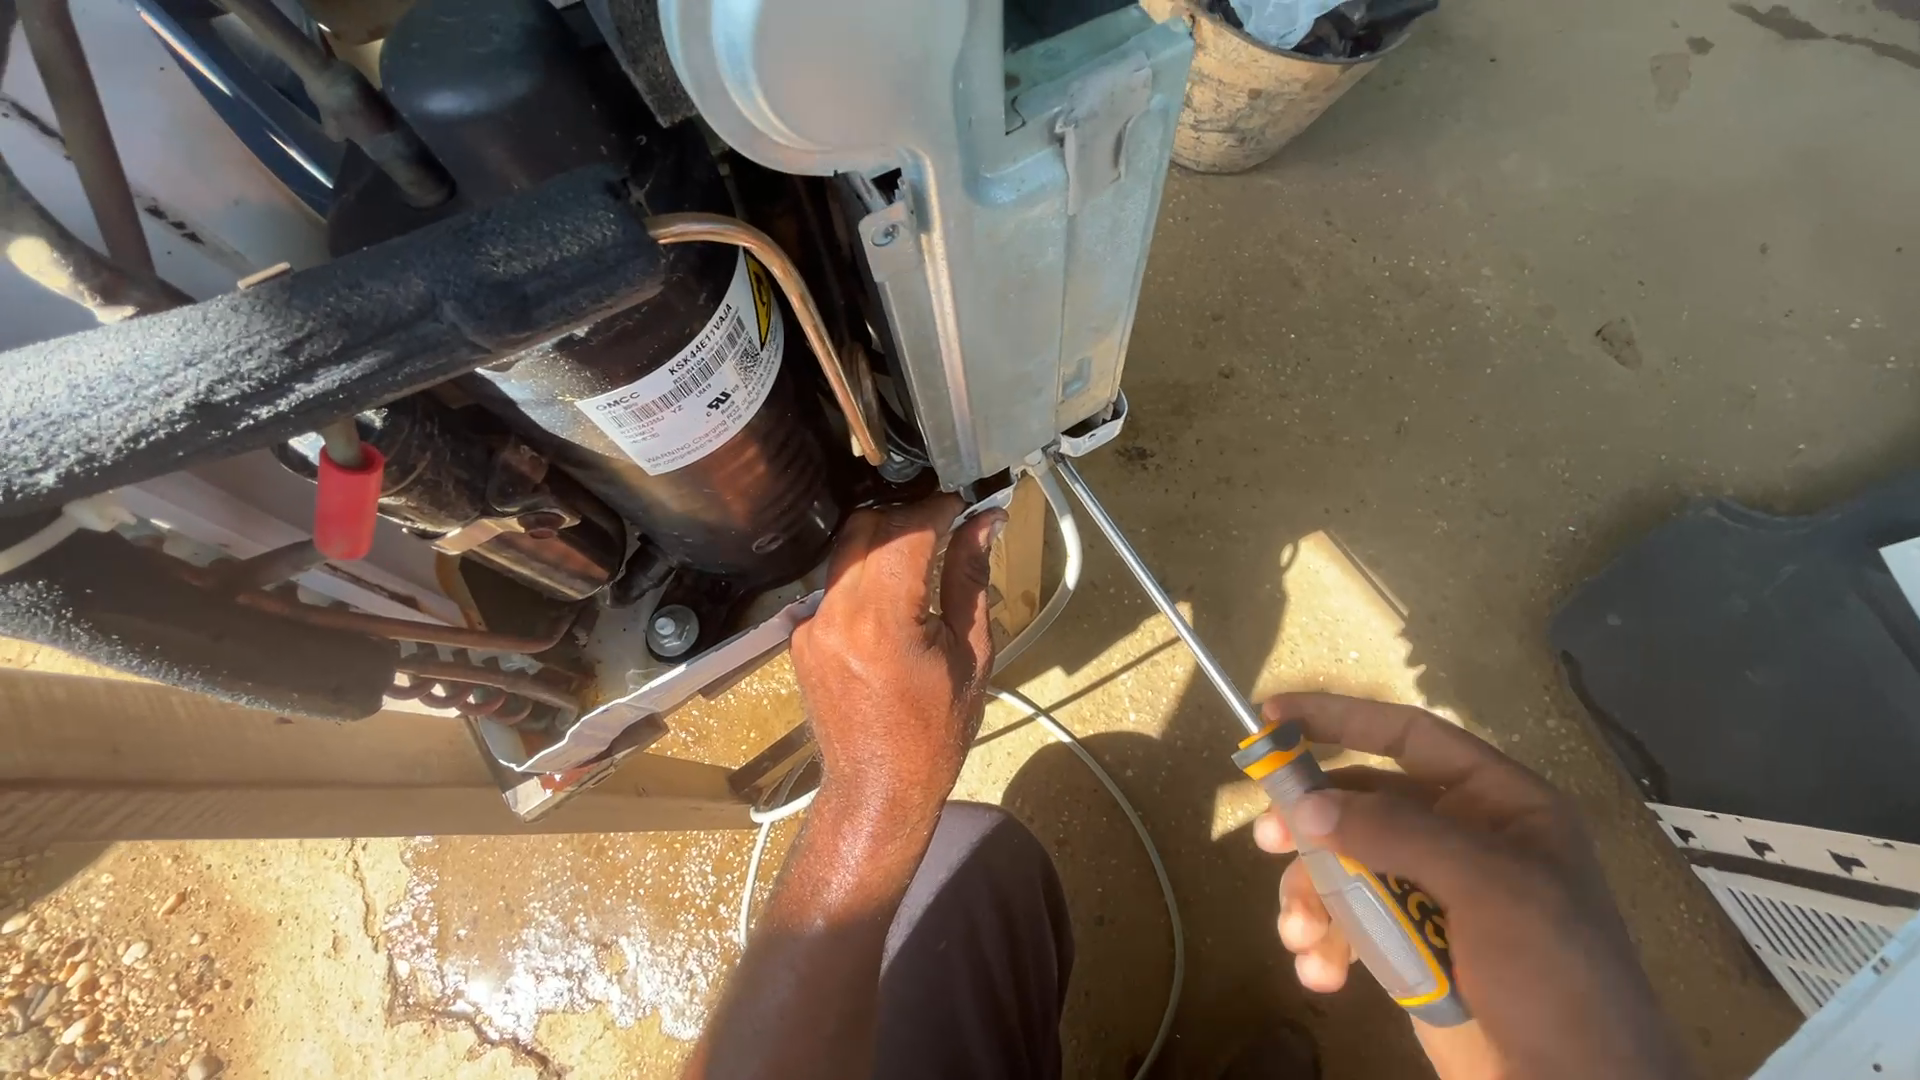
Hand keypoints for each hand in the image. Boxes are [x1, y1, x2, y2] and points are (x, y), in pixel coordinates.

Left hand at [790, 495, 1004, 823]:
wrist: (878, 788)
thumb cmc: (935, 733)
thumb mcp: (970, 655)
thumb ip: (970, 579)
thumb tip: (985, 523)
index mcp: (883, 621)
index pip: (906, 532)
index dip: (938, 507)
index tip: (963, 504)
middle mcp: (836, 613)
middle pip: (866, 527)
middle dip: (908, 515)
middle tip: (946, 525)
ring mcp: (810, 625)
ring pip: (844, 549)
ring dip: (883, 538)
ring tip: (922, 553)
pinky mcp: (800, 637)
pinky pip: (832, 582)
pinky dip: (863, 571)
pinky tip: (891, 590)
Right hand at [1251, 693, 1690, 1079]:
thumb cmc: (1558, 980)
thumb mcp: (1490, 890)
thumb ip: (1397, 833)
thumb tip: (1305, 805)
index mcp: (1498, 803)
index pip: (1408, 734)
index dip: (1339, 718)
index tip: (1272, 715)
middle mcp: (1461, 836)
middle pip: (1360, 800)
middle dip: (1310, 823)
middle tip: (1268, 839)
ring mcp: (1430, 889)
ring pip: (1341, 858)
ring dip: (1310, 893)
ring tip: (1299, 933)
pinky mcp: (1408, 938)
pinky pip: (1346, 914)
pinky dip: (1323, 938)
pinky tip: (1320, 971)